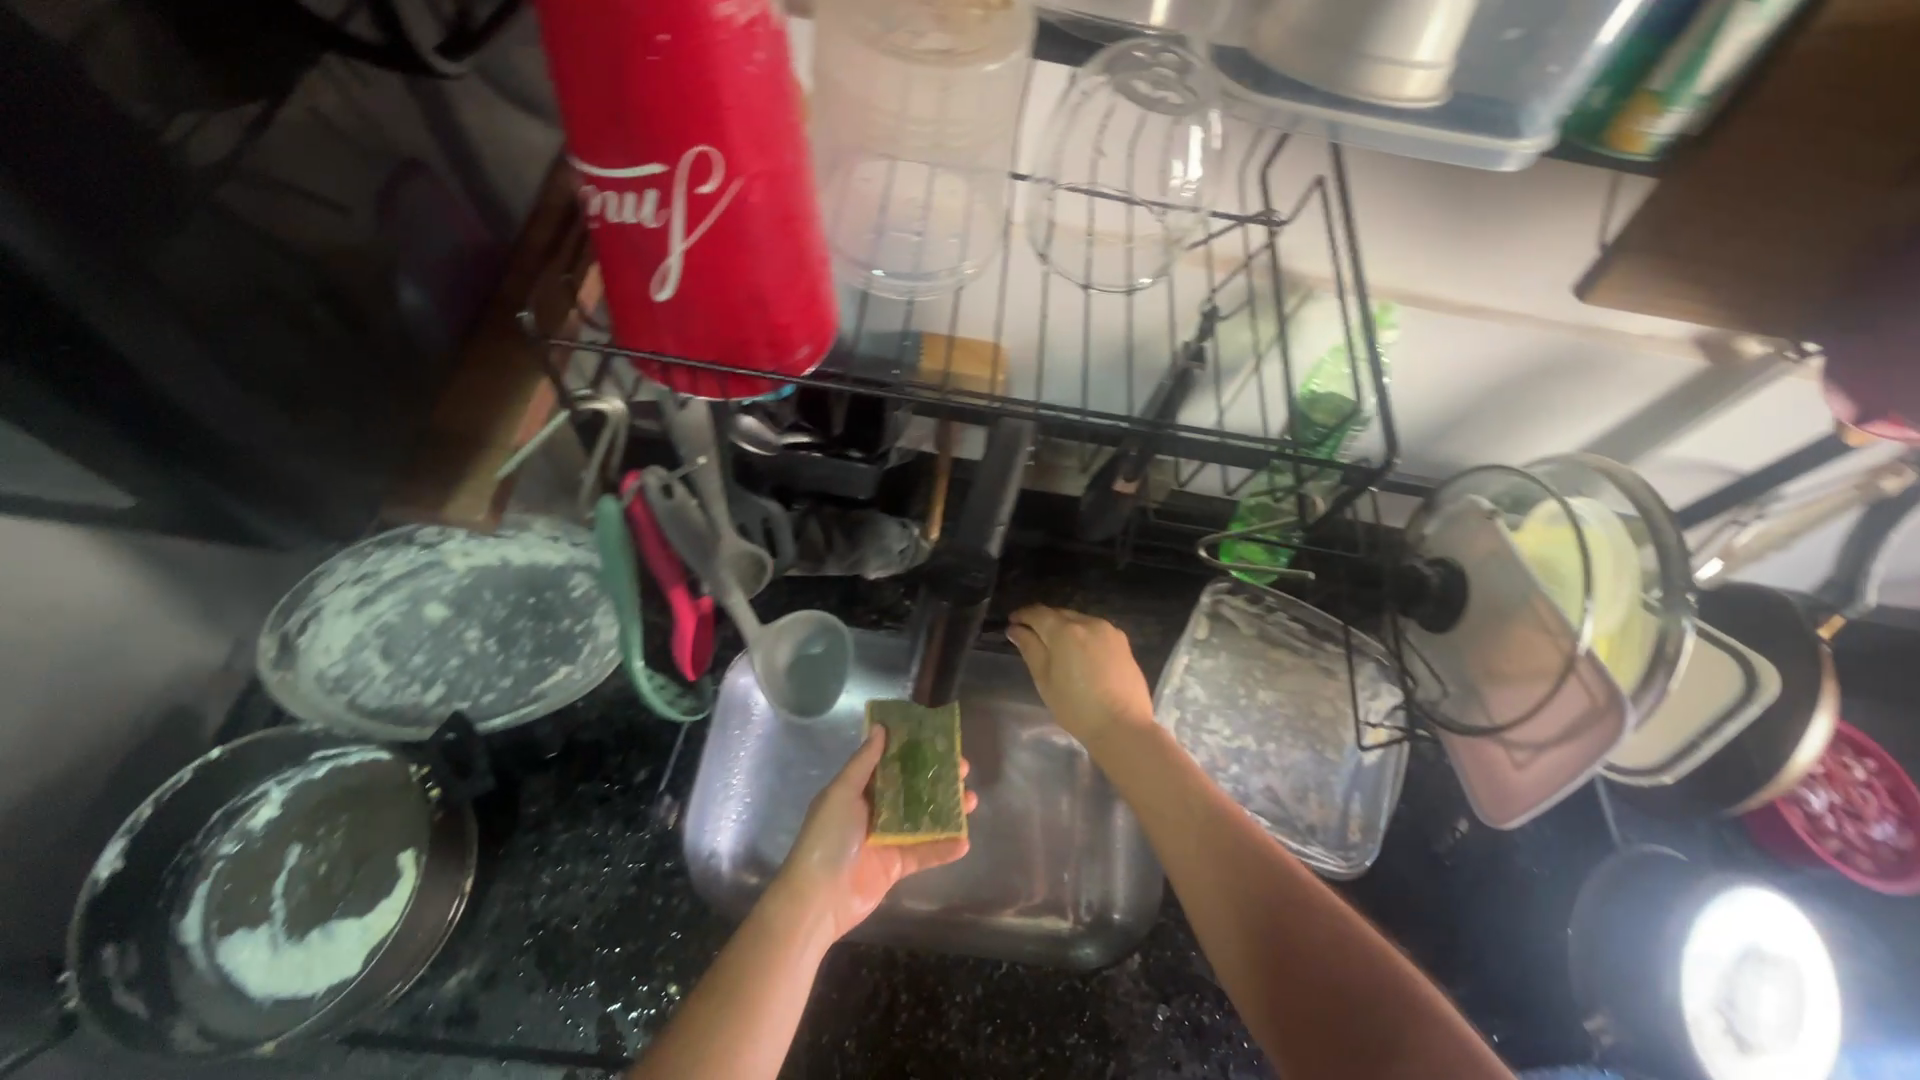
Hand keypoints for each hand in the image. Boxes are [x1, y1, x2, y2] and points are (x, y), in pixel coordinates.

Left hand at [770, 727, 977, 942]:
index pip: (891, 765)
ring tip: (971, 800)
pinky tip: (964, 841)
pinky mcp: (897, 866)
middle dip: (938, 780)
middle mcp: (874, 811)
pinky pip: (924, 853)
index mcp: (858, 790)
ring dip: (948, 811)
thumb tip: (879, 727)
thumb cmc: (827, 838)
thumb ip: (864, 762)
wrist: (818, 897)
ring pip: (923, 820)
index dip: (915, 753)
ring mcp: (887, 839)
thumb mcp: (842, 793)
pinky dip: (944, 848)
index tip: (941, 743)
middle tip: (964, 771)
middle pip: (912, 791)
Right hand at [1007, 605, 1155, 748]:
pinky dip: (1083, 636)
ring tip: (1055, 647)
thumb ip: (1030, 648)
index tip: (1012, 623)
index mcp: (1066, 631)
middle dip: (1043, 621)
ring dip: (1064, 628)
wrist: (1122, 726)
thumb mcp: (1044, 679)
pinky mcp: (1124, 644)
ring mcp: (1110, 632)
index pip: (1038, 613)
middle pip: (1060, 614)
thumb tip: (1015, 629)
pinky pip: (1096, 632)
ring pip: (1080, 621)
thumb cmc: (1075, 707)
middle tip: (1030, 636)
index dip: (1022, 615)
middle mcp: (1089, 623)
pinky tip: (1080, 654)